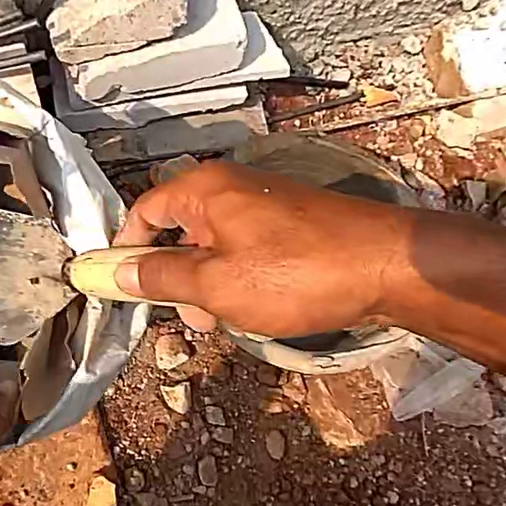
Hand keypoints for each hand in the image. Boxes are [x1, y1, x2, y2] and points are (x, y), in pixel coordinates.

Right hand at [113, 161, 415, 335]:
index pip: (144, 211)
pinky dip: (240, 279)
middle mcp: (231, 188)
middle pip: (179, 230)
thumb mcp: (216, 284)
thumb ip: (162, 277)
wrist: (386, 266)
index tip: (122, 284)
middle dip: (178, 276)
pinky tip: (260, 307)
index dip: (127, 249)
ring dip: (211, 285)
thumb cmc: (298, 272)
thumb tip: (120, 273)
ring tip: (233, 318)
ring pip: (214, 247)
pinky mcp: (288, 223)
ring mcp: (263, 204)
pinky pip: (244, 249)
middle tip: (194, 315)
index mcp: (204, 190)